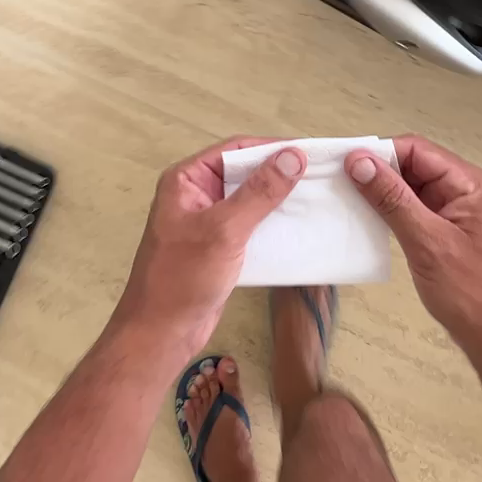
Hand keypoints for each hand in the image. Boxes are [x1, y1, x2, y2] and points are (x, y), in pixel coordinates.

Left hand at [114, 137, 306, 352]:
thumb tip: (294, 156)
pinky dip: (272, 225)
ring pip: (249, 200)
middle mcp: (196, 194)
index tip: (308, 151)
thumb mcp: (225, 229)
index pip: (234, 149)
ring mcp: (207, 221)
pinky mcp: (218, 247)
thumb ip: (260, 192)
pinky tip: (298, 229)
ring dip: (277, 200)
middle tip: (319, 175)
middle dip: (278, 173)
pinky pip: (250, 226)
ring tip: (316, 199)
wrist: (161, 334)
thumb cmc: (184, 276)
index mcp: (187, 179)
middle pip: (243, 172)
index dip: (271, 147)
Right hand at [347, 135, 481, 360]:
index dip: (380, 153)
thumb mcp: (427, 243)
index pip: (417, 150)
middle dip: (379, 172)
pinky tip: (370, 221)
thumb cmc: (473, 295)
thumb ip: (392, 199)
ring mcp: (461, 213)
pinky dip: (394, 212)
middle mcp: (468, 191)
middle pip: (415, 165)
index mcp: (471, 185)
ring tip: (348, 201)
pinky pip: (417, 209)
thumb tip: (358, 160)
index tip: (344, 165)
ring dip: (384, 193)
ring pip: (413, 188)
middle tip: (340, 183)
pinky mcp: (452, 233)